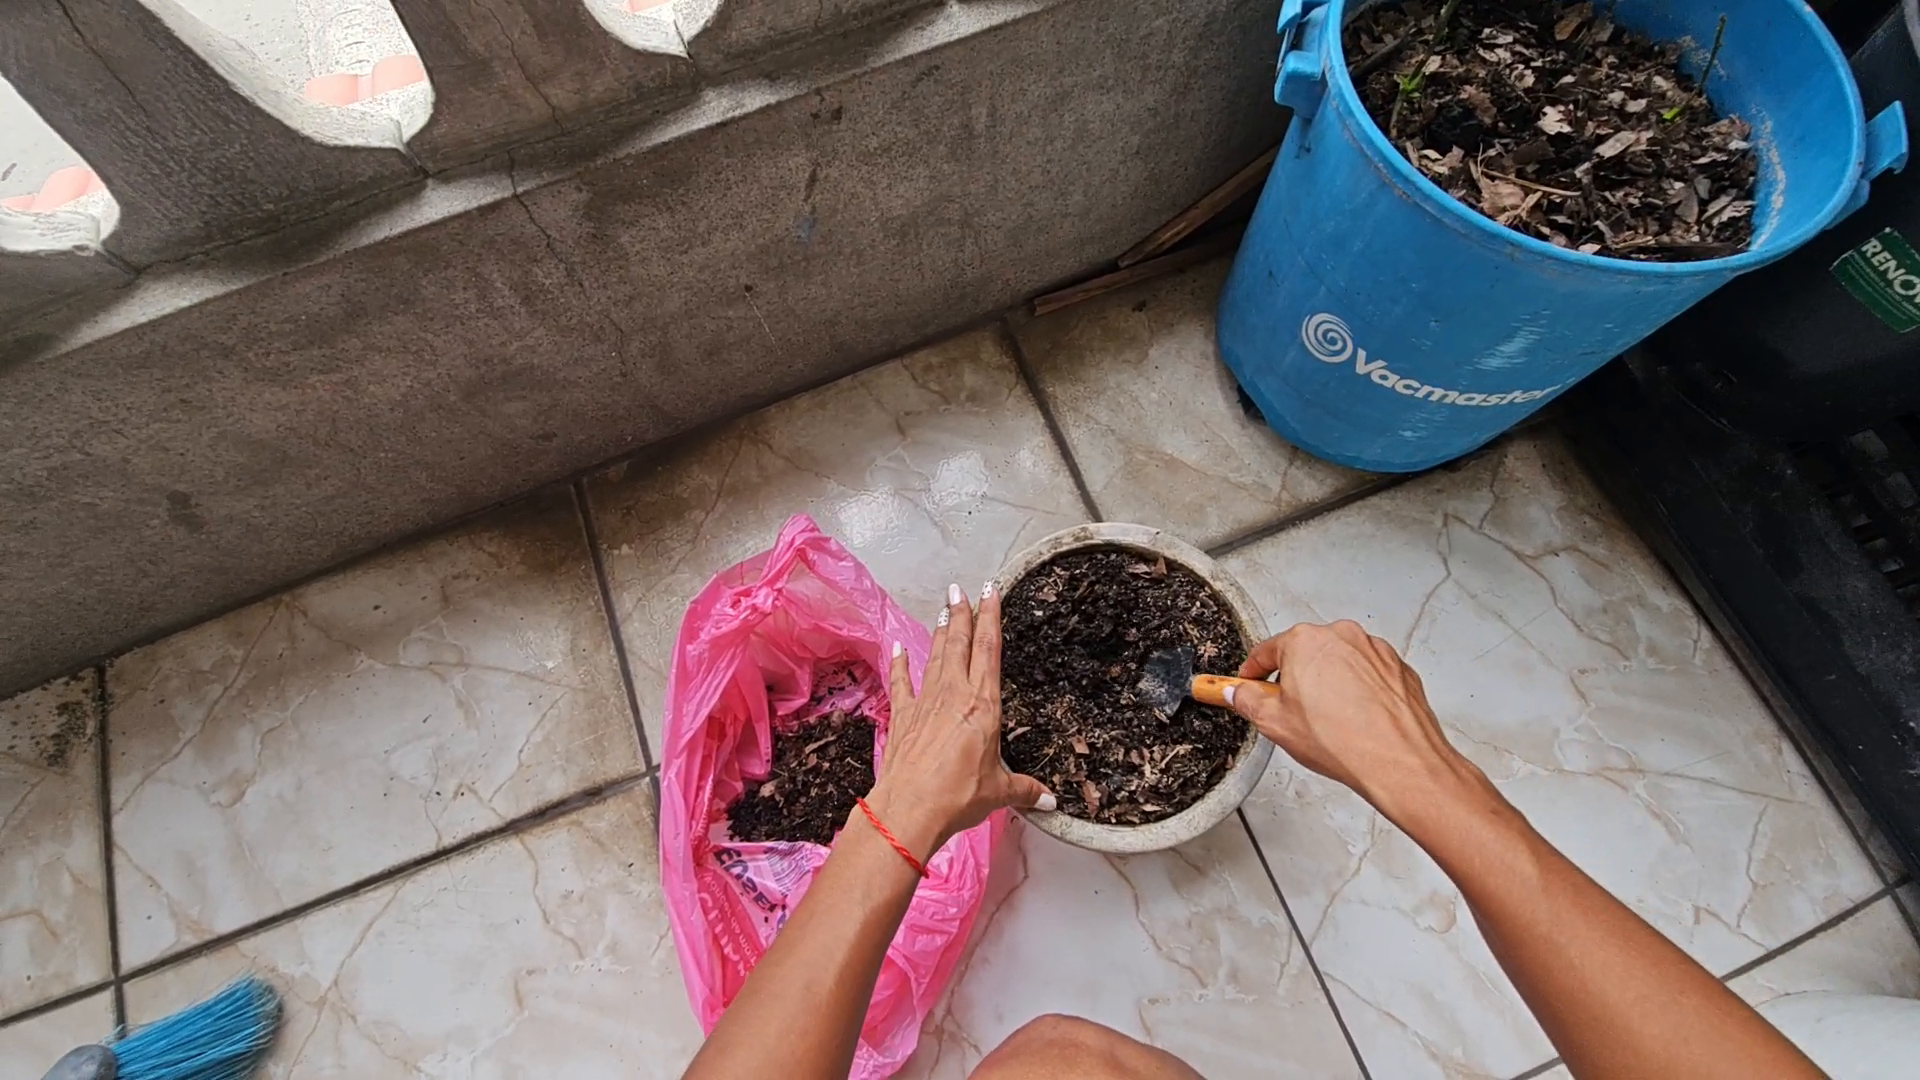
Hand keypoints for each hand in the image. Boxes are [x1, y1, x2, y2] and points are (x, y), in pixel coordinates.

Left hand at [865, 582, 1055, 861]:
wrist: (911, 807)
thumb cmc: (959, 795)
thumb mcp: (999, 792)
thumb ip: (1025, 789)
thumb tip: (1050, 801)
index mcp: (984, 704)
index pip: (989, 650)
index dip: (990, 617)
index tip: (990, 592)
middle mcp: (955, 694)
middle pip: (960, 644)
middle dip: (962, 614)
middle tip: (960, 589)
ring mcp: (926, 701)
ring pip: (935, 656)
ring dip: (941, 632)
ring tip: (944, 610)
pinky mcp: (903, 715)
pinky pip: (902, 682)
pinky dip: (899, 664)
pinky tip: (898, 647)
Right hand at [1226, 621, 1489, 821]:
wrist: (1401, 764)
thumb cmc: (1344, 742)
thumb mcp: (1274, 723)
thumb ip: (1246, 700)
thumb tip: (1237, 692)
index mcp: (1304, 641)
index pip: (1265, 652)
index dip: (1252, 672)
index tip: (1249, 683)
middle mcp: (1341, 637)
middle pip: (1303, 653)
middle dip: (1293, 678)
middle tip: (1290, 709)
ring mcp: (1374, 651)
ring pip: (1337, 662)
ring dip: (1327, 683)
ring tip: (1327, 720)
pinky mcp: (1398, 668)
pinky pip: (1366, 674)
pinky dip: (1357, 690)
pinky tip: (1353, 719)